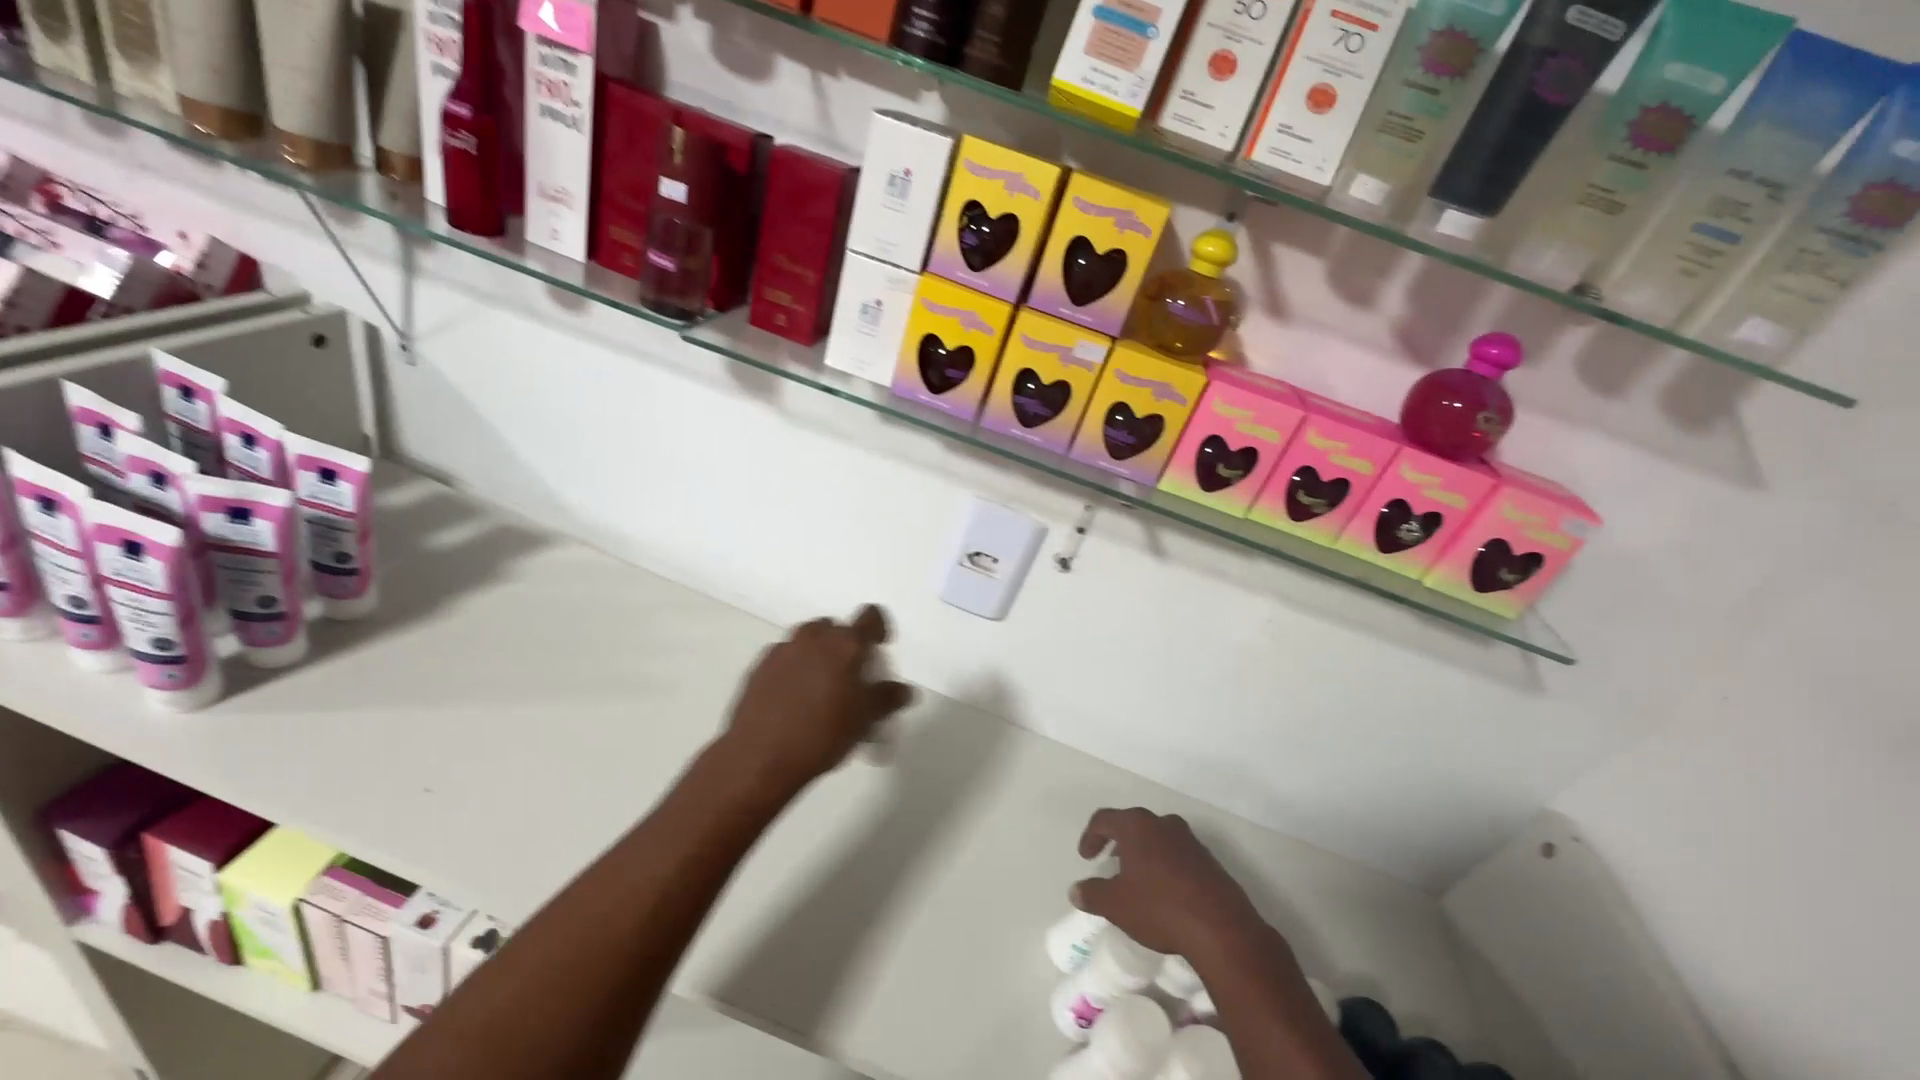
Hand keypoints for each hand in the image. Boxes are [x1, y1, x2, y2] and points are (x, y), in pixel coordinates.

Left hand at [720, 605, 914, 790]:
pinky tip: (793, 701)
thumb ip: (887, 699)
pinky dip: (794, 670)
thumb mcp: (865, 721)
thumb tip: (904, 690)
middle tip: (850, 678)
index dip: (878, 630)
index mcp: (845, 645)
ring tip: (821, 691)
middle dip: (845, 647)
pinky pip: (785, 658)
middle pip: (836, 628)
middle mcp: (813, 637)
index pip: (870, 617)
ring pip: (807, 642)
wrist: (760, 757)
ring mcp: (782, 649)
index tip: (879, 650)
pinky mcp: (759, 666)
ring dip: (818, 656)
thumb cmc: (823, 735)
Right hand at [1069, 807, 1264, 960]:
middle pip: (1134, 825)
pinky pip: (1178, 856)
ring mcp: (1191, 841)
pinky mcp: (1210, 862)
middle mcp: (1164, 825)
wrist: (1220, 928)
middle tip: (1110, 864)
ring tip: (1137, 880)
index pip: (1104, 819)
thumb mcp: (1115, 904)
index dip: (1090, 836)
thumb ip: (1091, 894)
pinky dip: (1165, 867)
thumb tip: (1076, 890)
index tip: (1087, 858)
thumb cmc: (1158, 907)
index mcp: (1137, 826)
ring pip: (1159, 839)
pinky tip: (1164, 893)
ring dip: (1144, 854)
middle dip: (1119, 843)